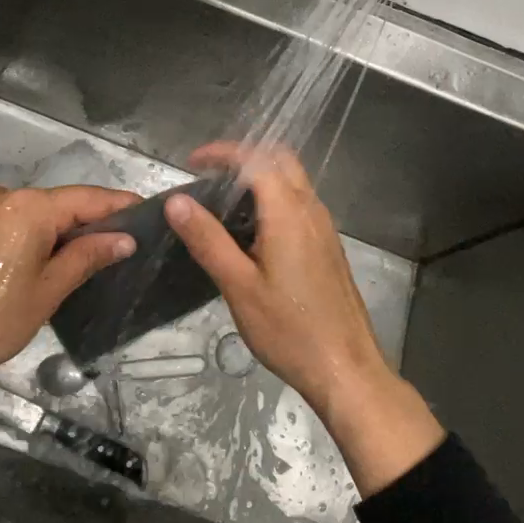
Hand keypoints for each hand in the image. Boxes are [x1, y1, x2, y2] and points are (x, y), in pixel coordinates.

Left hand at [0, 183, 137, 500]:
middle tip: (113, 249)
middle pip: (55, 203)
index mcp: (26, 208)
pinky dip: (19, 237)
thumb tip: (124, 238)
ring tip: (67, 264)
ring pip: (25, 214)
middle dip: (84, 223)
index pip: (87, 199)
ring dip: (49, 232)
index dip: (119, 206)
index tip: (148, 212)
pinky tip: (22, 267)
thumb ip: (85, 258)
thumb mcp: (44, 296)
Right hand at [168, 144, 444, 495]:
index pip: (257, 160)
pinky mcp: (327, 248)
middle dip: (243, 157)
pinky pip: (299, 205)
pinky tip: (249, 233)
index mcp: (289, 213)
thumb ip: (208, 240)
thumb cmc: (289, 330)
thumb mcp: (239, 287)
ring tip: (221, 202)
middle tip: (208, 175)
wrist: (346, 369)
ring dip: (259, 178)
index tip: (192, 162)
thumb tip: (177, 201)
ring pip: (293, 183)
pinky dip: (272, 200)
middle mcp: (311, 211)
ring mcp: (324, 229)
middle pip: (280, 161)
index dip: (223, 153)